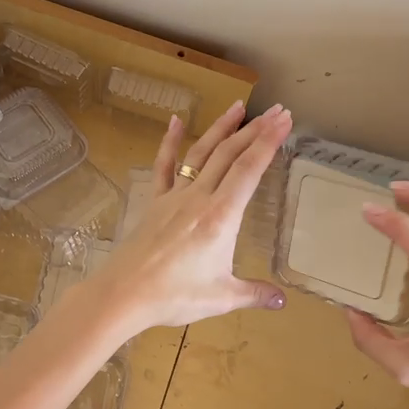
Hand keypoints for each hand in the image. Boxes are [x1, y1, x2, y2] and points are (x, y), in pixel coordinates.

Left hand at [76, 100, 293, 333]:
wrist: (125, 293)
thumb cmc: (175, 295)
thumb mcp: (222, 297)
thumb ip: (255, 293)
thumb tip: (282, 301)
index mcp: (221, 216)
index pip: (249, 170)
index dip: (268, 142)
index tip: (284, 121)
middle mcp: (199, 197)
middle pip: (230, 154)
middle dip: (255, 130)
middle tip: (276, 111)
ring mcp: (175, 196)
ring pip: (201, 153)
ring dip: (221, 128)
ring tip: (238, 106)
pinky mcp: (155, 201)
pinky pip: (164, 166)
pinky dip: (170, 142)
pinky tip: (176, 120)